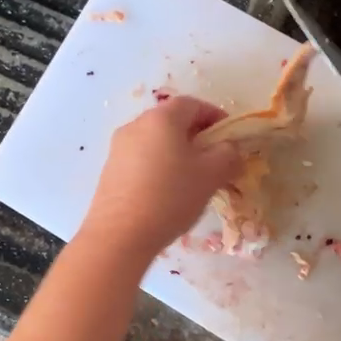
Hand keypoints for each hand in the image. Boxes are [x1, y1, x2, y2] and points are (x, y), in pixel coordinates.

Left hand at [79, 96, 241, 254]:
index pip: (192, 104)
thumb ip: (228, 155)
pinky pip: (141, 159)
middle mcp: (136, 125)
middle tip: (215, 159)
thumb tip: (230, 149)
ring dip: (177, 152)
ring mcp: (118, 148)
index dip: (215, 116)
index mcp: (161, 118)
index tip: (230, 137)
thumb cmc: (170, 197)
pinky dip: (159, 166)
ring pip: (156, 141)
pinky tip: (167, 192)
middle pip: (172, 121)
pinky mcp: (110, 170)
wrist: (119, 235)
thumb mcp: (211, 175)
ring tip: (193, 179)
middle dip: (197, 136)